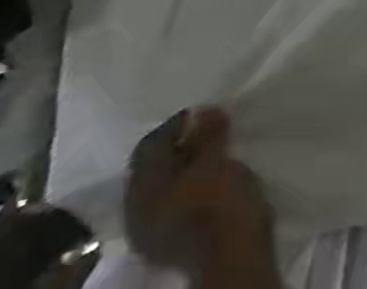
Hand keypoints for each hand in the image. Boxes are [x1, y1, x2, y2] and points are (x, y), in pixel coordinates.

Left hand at [125, 108, 275, 284]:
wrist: (231, 257)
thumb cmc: (220, 203)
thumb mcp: (218, 161)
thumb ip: (208, 135)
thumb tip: (203, 110)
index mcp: (142, 188)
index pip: (151, 144)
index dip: (177, 124)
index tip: (206, 113)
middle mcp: (135, 208)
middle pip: (152, 167)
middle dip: (179, 146)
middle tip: (211, 131)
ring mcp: (147, 230)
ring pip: (160, 186)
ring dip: (183, 167)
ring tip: (214, 154)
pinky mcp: (164, 242)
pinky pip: (169, 203)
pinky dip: (186, 186)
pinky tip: (207, 182)